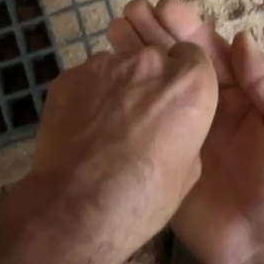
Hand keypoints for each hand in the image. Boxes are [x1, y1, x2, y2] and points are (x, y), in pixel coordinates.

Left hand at [0, 41, 216, 263]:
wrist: (77, 206)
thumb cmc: (143, 196)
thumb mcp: (188, 170)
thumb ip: (185, 130)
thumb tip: (172, 124)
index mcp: (188, 84)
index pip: (193, 57)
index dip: (185, 77)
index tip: (176, 98)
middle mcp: (149, 63)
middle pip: (153, 59)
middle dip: (149, 81)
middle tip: (139, 116)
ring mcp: (105, 64)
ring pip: (118, 68)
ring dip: (117, 87)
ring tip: (105, 126)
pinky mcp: (70, 75)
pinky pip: (87, 79)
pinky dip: (87, 96)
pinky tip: (81, 128)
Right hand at [106, 0, 263, 263]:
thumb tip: (241, 38)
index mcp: (246, 98)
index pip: (212, 53)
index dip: (189, 29)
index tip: (164, 6)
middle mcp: (211, 110)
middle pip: (179, 63)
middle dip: (157, 35)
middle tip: (129, 10)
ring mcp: (185, 134)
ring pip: (160, 86)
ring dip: (139, 56)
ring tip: (113, 28)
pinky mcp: (165, 159)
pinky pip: (147, 123)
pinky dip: (129, 98)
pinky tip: (110, 74)